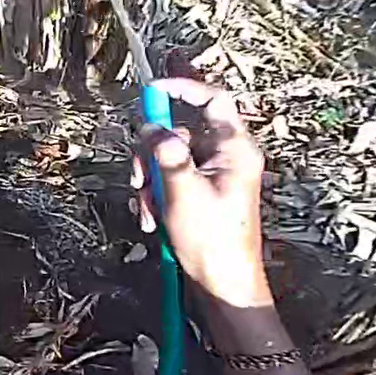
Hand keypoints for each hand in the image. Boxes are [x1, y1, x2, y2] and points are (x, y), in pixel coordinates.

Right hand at [130, 78, 271, 310]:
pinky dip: (156, 194)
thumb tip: (150, 128)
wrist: (222, 285)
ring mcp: (214, 175)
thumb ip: (165, 153)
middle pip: (180, 132)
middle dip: (152, 154)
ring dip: (150, 180)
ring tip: (147, 207)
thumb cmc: (212, 241)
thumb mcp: (182, 191)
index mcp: (234, 150)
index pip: (212, 100)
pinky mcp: (202, 192)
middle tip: (140, 177)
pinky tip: (152, 217)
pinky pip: (170, 179)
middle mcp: (226, 157)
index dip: (183, 89)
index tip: (153, 90)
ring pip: (169, 157)